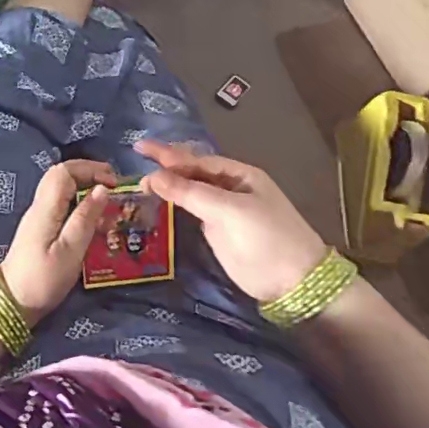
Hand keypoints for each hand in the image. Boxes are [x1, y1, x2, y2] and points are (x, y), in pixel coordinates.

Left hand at [0, 160, 118, 324]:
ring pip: (61, 190)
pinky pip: (61, 206)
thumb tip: (102, 189)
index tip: (114, 181)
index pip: (64, 171)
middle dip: (89, 174)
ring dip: (85, 188)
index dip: (90, 169)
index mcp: (46, 209)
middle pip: (61, 176)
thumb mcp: (70, 251)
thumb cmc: (43, 280)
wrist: (12, 303)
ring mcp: (37, 219)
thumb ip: (85, 218)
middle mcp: (39, 208)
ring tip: (109, 201)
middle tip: (115, 186)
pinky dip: (79, 204)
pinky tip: (94, 218)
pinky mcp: (39, 231)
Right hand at [136, 140, 329, 301]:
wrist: (292, 280)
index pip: (196, 160)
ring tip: (141, 183)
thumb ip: (190, 193)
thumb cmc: (266, 238)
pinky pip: (192, 210)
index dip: (168, 154)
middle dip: (166, 167)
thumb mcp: (229, 211)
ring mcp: (223, 210)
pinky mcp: (218, 231)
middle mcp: (229, 188)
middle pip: (192, 172)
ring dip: (168, 185)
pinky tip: (160, 201)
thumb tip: (153, 177)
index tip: (139, 147)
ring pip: (191, 191)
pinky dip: (175, 204)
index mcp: (238, 175)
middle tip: (136, 163)